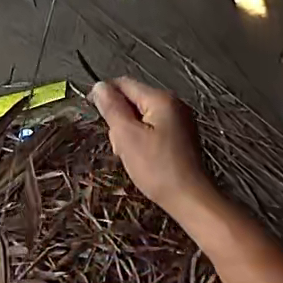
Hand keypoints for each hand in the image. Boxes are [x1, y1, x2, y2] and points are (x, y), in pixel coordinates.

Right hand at [91, 77, 214, 213]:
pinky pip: (154, 130)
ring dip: (129, 133)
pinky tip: (142, 159)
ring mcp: (180, 121)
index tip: (92, 112)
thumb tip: (99, 85)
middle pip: (134, 101)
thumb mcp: (127, 135)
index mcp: (161, 99)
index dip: (105, 94)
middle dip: (120, 120)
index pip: (125, 84)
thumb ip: (112, 107)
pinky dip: (143, 141)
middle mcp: (174, 104)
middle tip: (119, 145)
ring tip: (130, 156)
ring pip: (142, 117)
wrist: (190, 198)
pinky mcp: (182, 137)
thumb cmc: (156, 167)